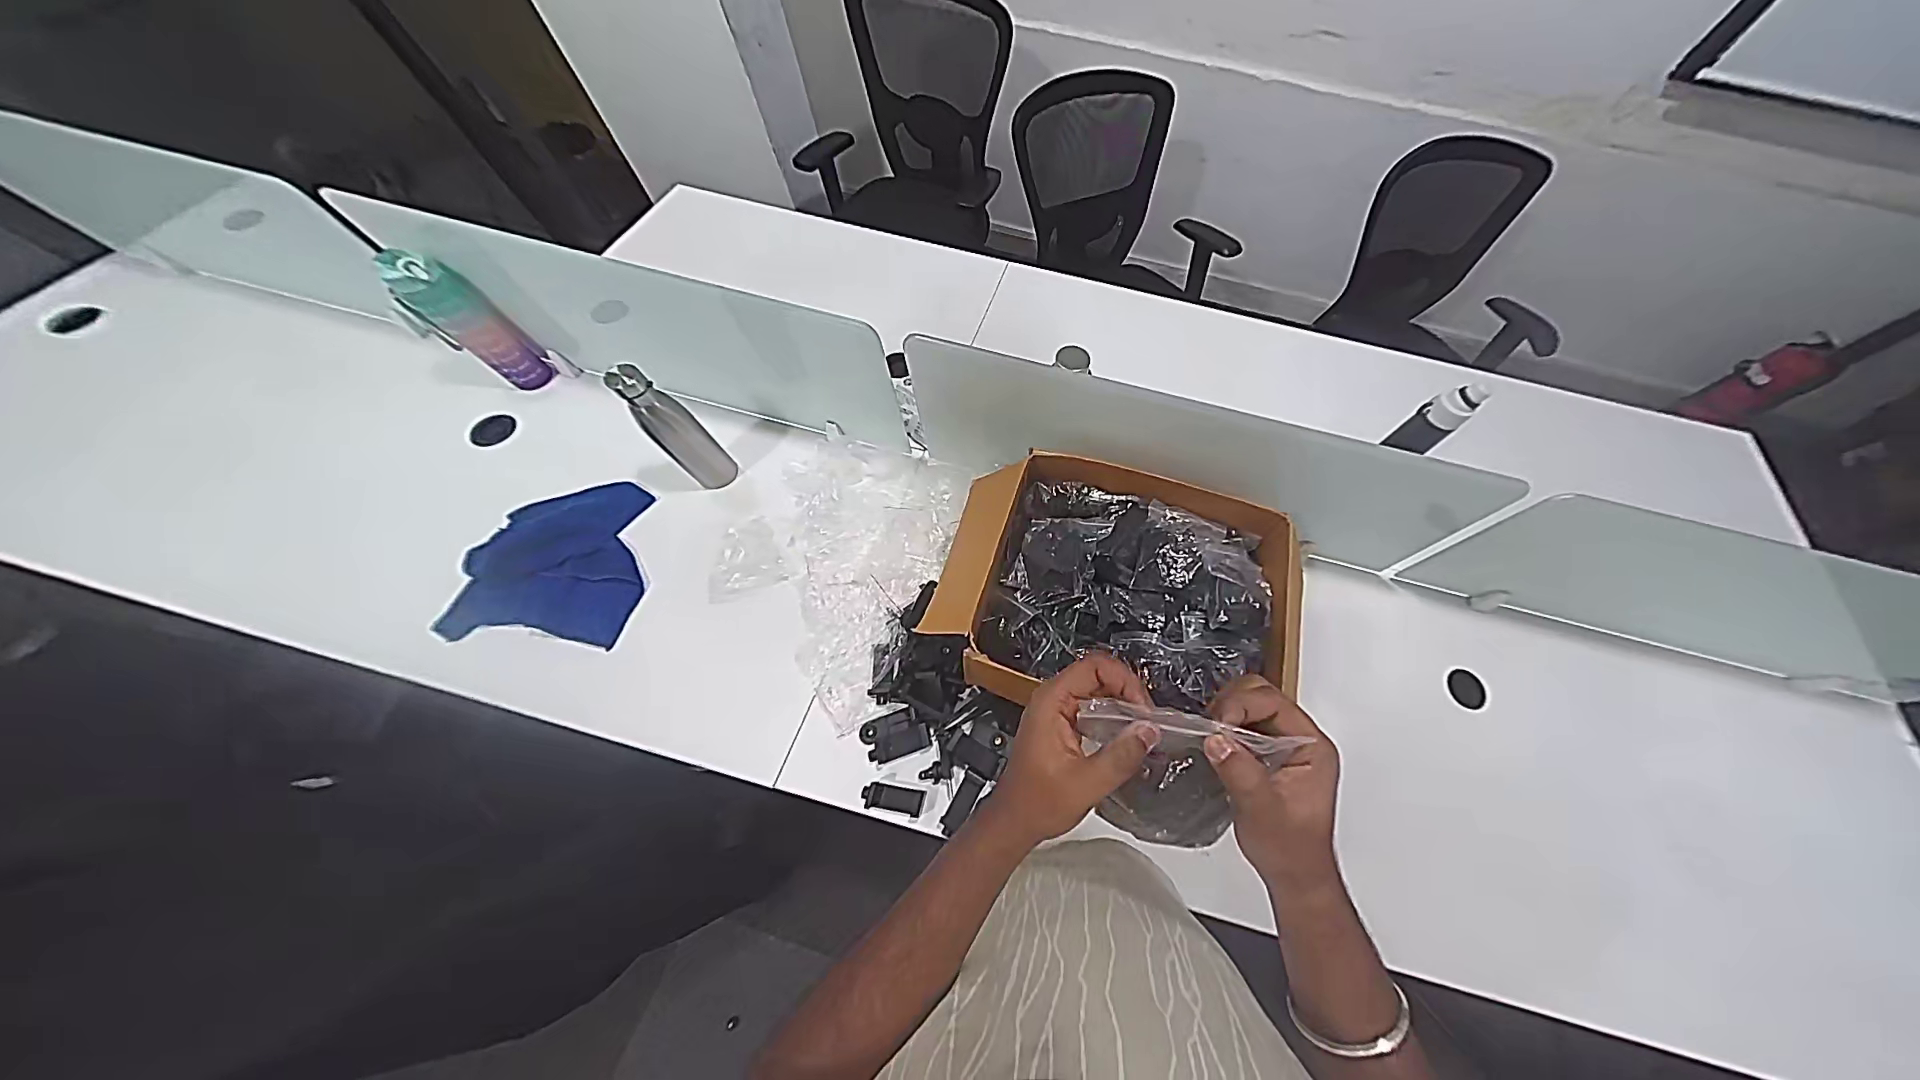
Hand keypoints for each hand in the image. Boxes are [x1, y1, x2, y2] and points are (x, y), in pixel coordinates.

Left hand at [978, 653, 1159, 847]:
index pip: (1095, 666)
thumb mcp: (1086, 783)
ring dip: (1123, 705)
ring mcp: (1056, 711)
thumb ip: (1120, 756)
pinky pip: (1093, 708)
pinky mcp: (1062, 724)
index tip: (1142, 708)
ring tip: (1141, 730)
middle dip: (1128, 692)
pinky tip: (1126, 738)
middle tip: (1147, 720)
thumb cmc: (1036, 802)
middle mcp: (1051, 699)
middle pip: (1098, 674)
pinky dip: (1113, 717)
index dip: (1124, 681)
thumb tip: (1149, 731)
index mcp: (1051, 701)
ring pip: (1097, 691)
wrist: (1015, 820)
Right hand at [1204, 676, 1341, 896]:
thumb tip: (1216, 739)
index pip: (1273, 702)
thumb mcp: (1261, 811)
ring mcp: (1282, 744)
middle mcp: (1300, 739)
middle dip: (1230, 704)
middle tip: (1211, 727)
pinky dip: (1223, 726)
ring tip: (1210, 737)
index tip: (1218, 725)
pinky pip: (1240, 723)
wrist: (1294, 874)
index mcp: (1311, 747)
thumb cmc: (1289, 849)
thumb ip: (1240, 772)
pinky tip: (1213, 744)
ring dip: (1224, 714)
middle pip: (1260, 694)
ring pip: (1248, 704)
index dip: (1240, 706)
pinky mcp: (1265, 752)